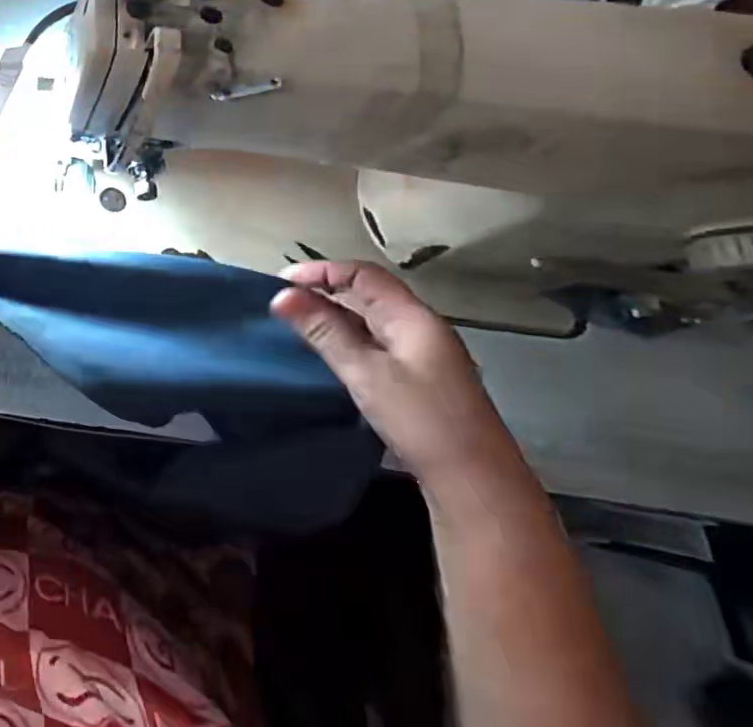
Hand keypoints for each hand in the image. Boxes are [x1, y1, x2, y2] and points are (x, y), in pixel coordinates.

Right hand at [270, 260, 525, 486]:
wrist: (474, 480)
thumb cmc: (420, 419)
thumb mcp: (364, 371)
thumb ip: (323, 331)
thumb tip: (281, 295)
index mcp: (413, 319)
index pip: (364, 275)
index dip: (321, 271)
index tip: (280, 282)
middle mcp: (419, 328)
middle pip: (366, 293)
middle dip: (321, 290)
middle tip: (279, 302)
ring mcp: (419, 352)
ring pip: (367, 318)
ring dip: (329, 313)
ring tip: (291, 322)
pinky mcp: (415, 375)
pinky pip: (372, 340)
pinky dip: (342, 334)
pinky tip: (322, 348)